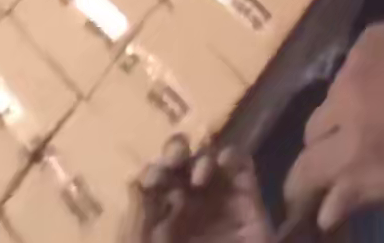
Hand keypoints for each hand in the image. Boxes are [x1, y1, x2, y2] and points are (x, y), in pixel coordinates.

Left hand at [126, 138, 272, 242]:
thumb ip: (134, 225)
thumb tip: (135, 181)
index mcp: (158, 228)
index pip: (153, 184)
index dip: (152, 173)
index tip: (151, 180)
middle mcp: (188, 213)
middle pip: (180, 165)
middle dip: (176, 153)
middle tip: (176, 159)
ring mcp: (219, 206)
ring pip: (209, 159)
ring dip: (201, 156)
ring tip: (198, 177)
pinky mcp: (248, 203)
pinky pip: (241, 164)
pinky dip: (230, 155)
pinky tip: (221, 168)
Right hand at [282, 20, 383, 230]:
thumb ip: (361, 191)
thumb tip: (325, 211)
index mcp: (354, 144)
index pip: (306, 168)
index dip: (297, 185)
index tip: (298, 195)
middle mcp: (343, 100)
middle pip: (311, 130)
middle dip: (321, 145)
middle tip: (342, 149)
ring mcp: (351, 63)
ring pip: (331, 95)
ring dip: (344, 108)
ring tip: (375, 108)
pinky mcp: (364, 38)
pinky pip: (350, 65)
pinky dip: (362, 77)